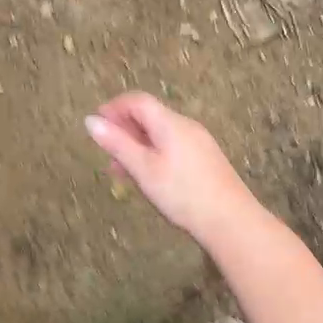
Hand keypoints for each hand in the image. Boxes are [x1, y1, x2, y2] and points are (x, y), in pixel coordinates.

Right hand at [85, 92, 256, 241]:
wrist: (232, 222)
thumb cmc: (182, 193)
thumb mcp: (143, 169)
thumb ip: (117, 143)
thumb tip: (90, 120)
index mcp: (170, 124)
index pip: (138, 101)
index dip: (114, 107)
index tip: (95, 125)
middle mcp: (186, 127)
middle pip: (149, 115)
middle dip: (123, 129)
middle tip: (106, 153)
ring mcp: (198, 142)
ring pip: (159, 133)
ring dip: (135, 145)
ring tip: (121, 171)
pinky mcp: (204, 158)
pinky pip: (171, 146)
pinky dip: (152, 154)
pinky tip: (147, 177)